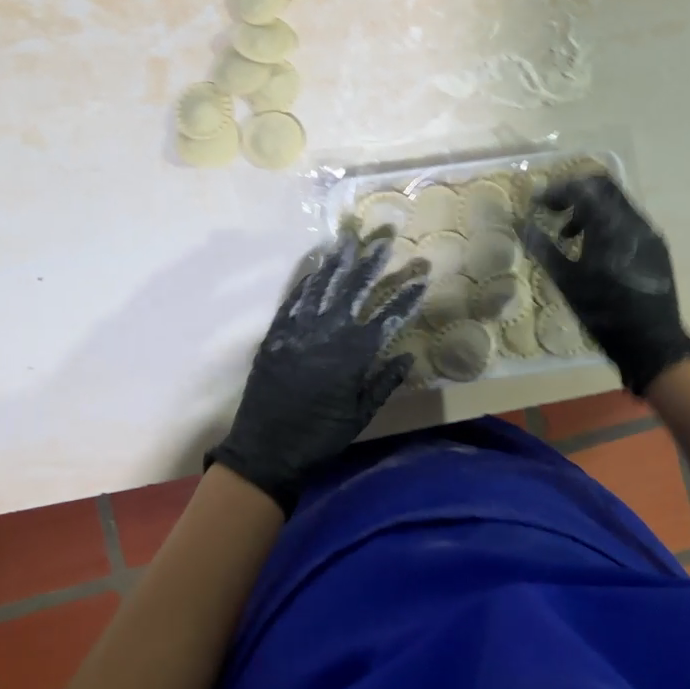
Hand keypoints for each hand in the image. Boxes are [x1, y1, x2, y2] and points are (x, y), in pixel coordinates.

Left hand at [207, 234, 425, 511]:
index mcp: (353, 356)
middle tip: (385, 238)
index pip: (387, 317)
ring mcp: (298, 331)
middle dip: (372, 263)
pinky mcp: (275, 335)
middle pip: (354, 290)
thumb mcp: (361, 415)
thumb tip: (409, 355)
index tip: (423, 276)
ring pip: (322, 288)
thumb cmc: (320, 437)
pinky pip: (292, 301)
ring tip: (348, 239)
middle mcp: (328, 335)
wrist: (266, 450)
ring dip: (337, 262)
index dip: (406, 296)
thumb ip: (384, 383)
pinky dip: (305, 282)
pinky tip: (315, 266)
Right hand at [521, 175, 689, 395]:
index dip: (557, 190)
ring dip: (589, 211)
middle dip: (574, 195)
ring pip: (616, 204)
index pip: (584, 187)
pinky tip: (594, 252)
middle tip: (552, 212)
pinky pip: (628, 222)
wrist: (652, 343)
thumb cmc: (605, 313)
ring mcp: (649, 234)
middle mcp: (635, 222)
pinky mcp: (656, 248)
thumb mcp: (567, 281)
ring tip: (568, 236)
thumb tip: (520, 224)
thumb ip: (543, 247)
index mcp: (612, 226)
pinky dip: (606, 225)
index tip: (538, 205)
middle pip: (603, 188)